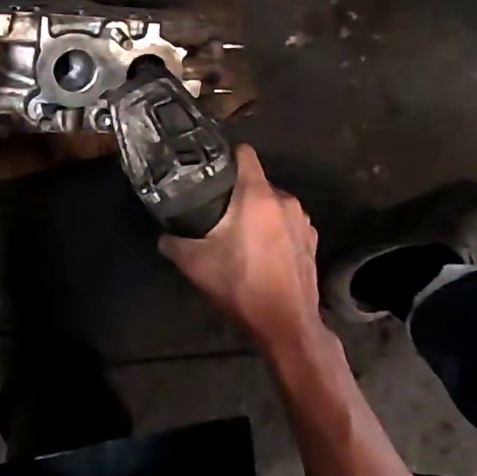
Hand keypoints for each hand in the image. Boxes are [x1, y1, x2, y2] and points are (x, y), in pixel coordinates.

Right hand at [159, 145, 324, 352]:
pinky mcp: (312, 240)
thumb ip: (173, 242)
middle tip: (217, 212)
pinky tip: (263, 253)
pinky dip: (275, 230)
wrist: (286, 323)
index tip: (210, 171)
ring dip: (257, 212)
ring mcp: (303, 220)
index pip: (244, 153)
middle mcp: (284, 199)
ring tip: (240, 236)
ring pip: (273, 203)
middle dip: (237, 192)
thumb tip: (164, 235)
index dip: (226, 157)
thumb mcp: (195, 264)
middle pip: (257, 181)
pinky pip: (288, 223)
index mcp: (257, 195)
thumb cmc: (240, 286)